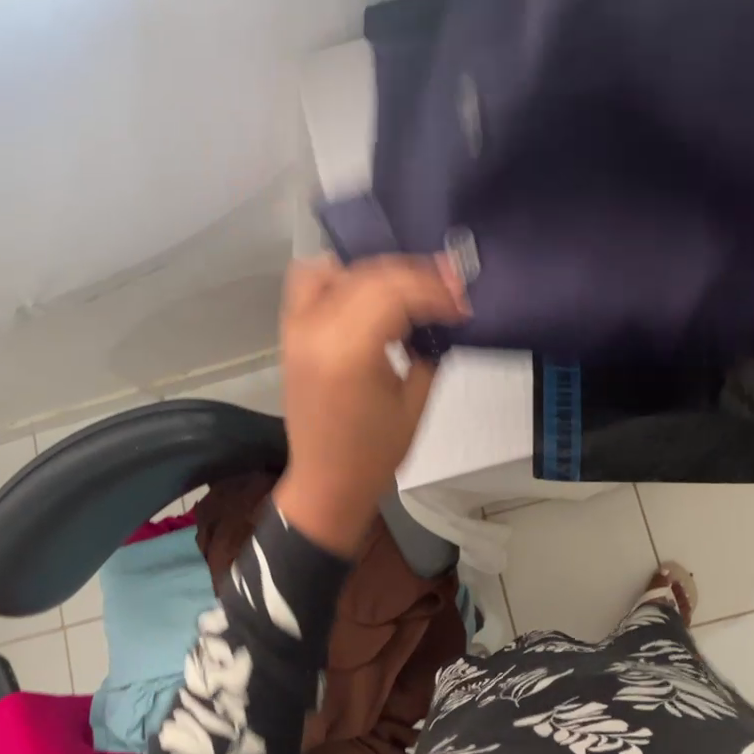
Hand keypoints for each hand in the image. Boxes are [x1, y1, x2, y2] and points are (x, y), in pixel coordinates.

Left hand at [272, 255, 469, 554]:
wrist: (326, 483)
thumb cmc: (375, 453)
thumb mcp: (416, 401)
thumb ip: (428, 350)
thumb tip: (442, 316)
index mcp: (350, 352)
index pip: (397, 293)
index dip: (436, 291)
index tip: (462, 303)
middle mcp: (317, 331)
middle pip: (372, 276)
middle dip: (417, 277)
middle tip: (450, 288)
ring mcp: (298, 329)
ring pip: (340, 271)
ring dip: (380, 272)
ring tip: (411, 288)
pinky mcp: (291, 334)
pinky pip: (310, 283)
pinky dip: (339, 276)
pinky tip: (367, 289)